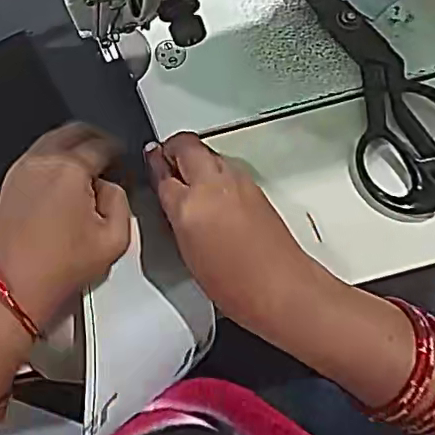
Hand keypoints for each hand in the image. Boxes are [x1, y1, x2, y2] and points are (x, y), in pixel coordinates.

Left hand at [0, 123, 134, 328]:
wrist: (17, 286)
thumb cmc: (57, 267)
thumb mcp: (114, 239)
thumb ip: (121, 200)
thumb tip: (112, 187)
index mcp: (70, 169)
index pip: (102, 144)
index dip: (119, 150)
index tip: (123, 159)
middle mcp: (42, 161)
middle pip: (74, 130)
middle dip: (95, 138)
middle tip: (108, 153)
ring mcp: (22, 169)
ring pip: (53, 139)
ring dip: (73, 146)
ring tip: (88, 167)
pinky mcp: (10, 181)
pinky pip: (37, 156)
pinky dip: (53, 158)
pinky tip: (65, 180)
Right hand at [146, 132, 346, 334]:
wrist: (283, 290)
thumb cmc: (239, 283)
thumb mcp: (186, 250)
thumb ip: (174, 212)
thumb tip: (167, 192)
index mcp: (189, 204)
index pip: (162, 170)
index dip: (154, 166)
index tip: (152, 165)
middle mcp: (215, 185)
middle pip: (186, 145)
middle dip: (173, 149)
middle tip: (167, 163)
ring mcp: (238, 182)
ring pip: (208, 153)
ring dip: (196, 159)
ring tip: (191, 183)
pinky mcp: (255, 188)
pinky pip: (227, 169)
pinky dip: (216, 174)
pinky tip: (214, 197)